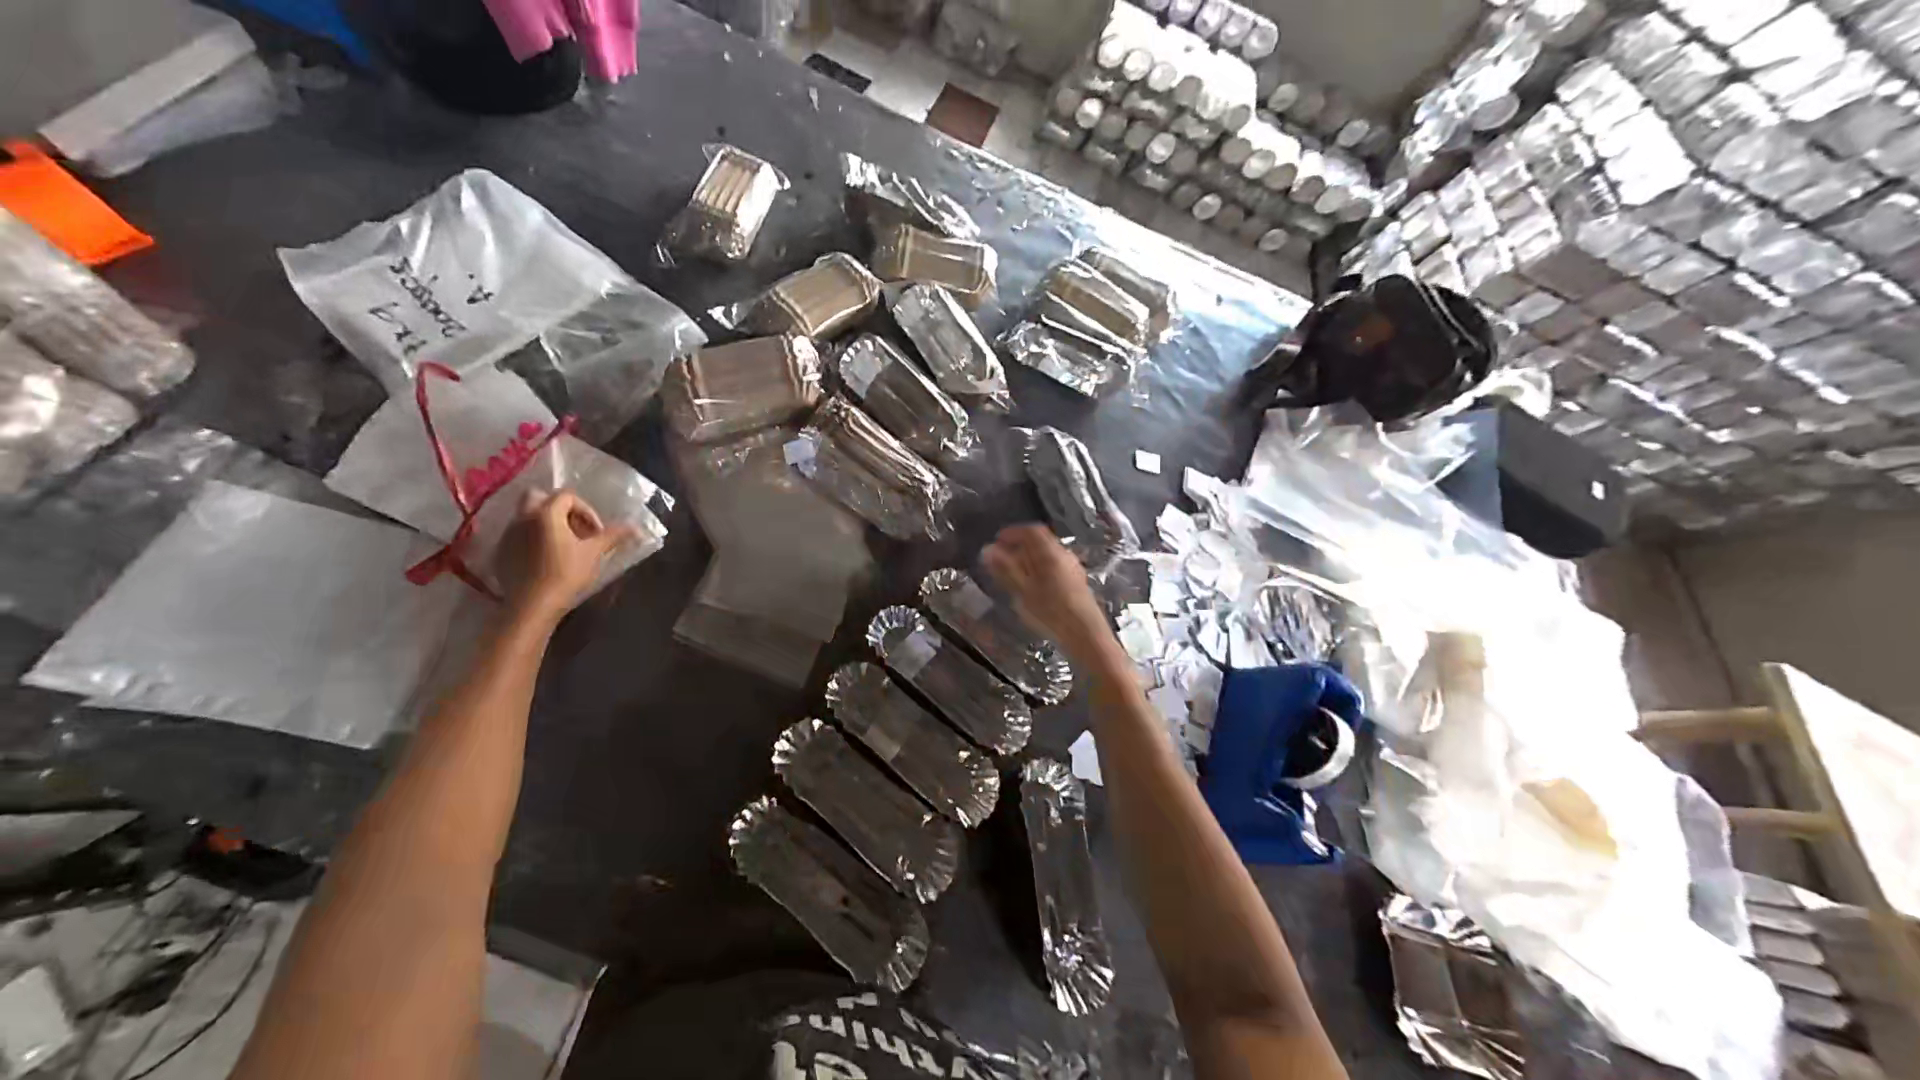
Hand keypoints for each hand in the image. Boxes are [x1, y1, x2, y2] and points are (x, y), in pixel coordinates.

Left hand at [498, 489, 639, 623]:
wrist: (531, 605)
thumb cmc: (566, 574)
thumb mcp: (594, 553)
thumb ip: (613, 536)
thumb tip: (637, 527)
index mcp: (545, 513)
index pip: (567, 497)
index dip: (586, 510)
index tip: (596, 532)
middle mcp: (522, 518)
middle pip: (538, 497)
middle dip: (558, 508)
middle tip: (575, 528)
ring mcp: (508, 534)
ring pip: (526, 516)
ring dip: (545, 523)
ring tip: (562, 546)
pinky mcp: (500, 551)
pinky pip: (517, 535)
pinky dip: (532, 539)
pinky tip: (544, 559)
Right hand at [981, 524, 1115, 662]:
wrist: (1086, 635)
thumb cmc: (1051, 612)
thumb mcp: (1022, 591)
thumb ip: (1005, 569)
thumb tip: (987, 550)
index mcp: (1051, 553)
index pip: (1032, 531)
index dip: (1013, 532)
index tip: (997, 540)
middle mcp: (1064, 556)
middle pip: (1041, 542)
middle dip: (1019, 546)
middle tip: (1002, 558)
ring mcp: (1073, 569)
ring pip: (1048, 555)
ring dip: (1029, 559)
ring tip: (1014, 574)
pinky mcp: (1077, 583)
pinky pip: (1055, 567)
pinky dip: (1040, 569)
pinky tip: (1032, 587)